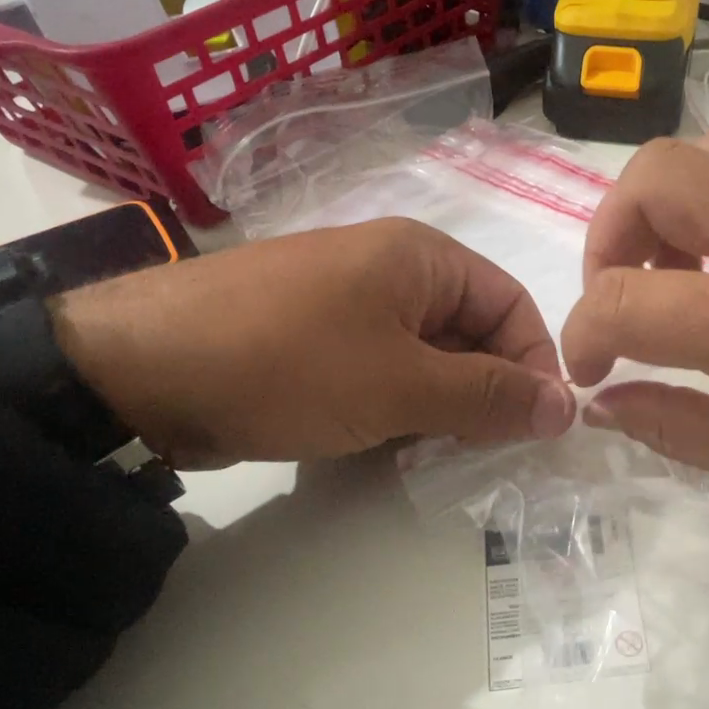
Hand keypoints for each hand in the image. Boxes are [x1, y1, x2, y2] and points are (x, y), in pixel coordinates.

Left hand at [50, 218, 574, 469]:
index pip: (513, 305)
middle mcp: (390, 270)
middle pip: (473, 332)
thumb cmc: (290, 363)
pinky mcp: (315, 341)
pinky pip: (382, 371)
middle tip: (482, 449)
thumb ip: (490, 396)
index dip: (534, 365)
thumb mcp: (403, 385)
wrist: (141, 370)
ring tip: (432, 451)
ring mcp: (347, 305)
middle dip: (486, 392)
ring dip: (442, 407)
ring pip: (427, 359)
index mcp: (421, 258)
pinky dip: (398, 407)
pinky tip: (387, 444)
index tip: (535, 428)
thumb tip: (567, 407)